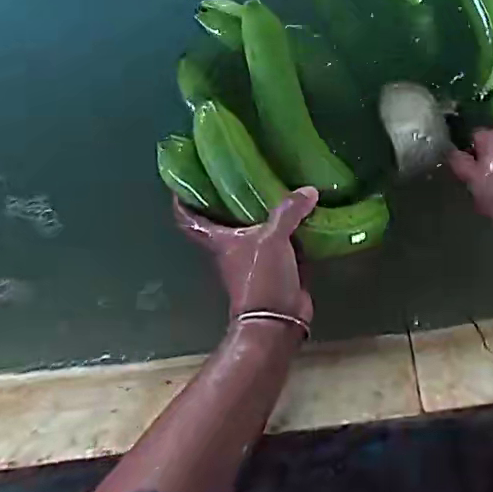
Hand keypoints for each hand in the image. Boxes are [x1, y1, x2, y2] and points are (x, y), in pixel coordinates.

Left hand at [173, 187, 318, 321]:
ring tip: (282, 187)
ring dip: (266, 212)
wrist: (277, 317)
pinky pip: (284, 239)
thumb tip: (308, 190)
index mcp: (220, 241)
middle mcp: (233, 248)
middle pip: (226, 220)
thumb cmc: (261, 277)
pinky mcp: (278, 265)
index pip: (190, 220)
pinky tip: (306, 213)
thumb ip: (288, 212)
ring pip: (257, 228)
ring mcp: (255, 258)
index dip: (183, 202)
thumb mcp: (273, 239)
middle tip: (245, 174)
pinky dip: (292, 227)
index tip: (184, 183)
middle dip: (231, 199)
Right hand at [447, 129, 492, 233]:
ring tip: (484, 197)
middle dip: (473, 169)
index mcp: (492, 136)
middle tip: (470, 185)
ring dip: (484, 180)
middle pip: (481, 152)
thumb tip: (450, 150)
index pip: (469, 137)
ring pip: (491, 166)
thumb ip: (458, 161)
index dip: (461, 152)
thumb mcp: (471, 176)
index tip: (458, 170)